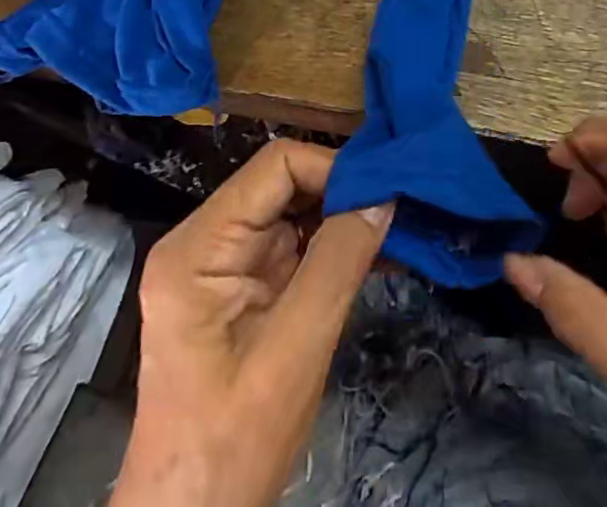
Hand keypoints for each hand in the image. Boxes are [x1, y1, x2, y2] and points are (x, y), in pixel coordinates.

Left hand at [112, 140, 392, 506]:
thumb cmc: (235, 439)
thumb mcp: (295, 348)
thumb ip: (340, 261)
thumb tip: (386, 195)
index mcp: (200, 248)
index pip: (278, 166)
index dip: (336, 169)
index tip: (388, 193)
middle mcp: (209, 243)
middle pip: (289, 183)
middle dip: (350, 191)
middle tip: (407, 206)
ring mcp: (230, 265)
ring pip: (302, 211)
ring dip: (353, 218)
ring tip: (407, 226)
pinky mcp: (252, 287)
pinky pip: (306, 246)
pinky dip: (344, 246)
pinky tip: (388, 254)